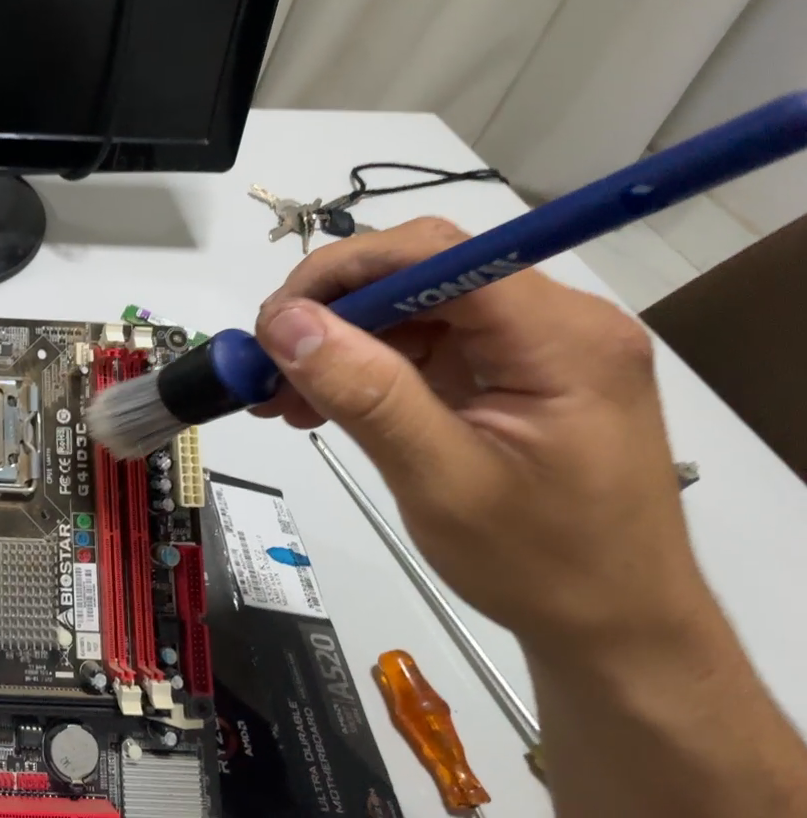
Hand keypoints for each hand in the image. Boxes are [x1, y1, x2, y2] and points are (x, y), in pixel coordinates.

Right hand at [250, 218, 712, 654]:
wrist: (613, 626)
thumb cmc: (544, 565)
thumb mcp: (443, 481)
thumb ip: (367, 394)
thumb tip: (284, 321)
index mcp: (561, 338)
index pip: (435, 254)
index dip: (343, 270)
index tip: (275, 321)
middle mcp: (552, 321)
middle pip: (414, 273)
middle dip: (329, 310)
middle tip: (267, 363)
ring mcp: (527, 343)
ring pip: (403, 305)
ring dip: (333, 342)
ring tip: (281, 395)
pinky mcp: (503, 367)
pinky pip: (413, 341)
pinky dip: (357, 365)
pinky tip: (316, 402)